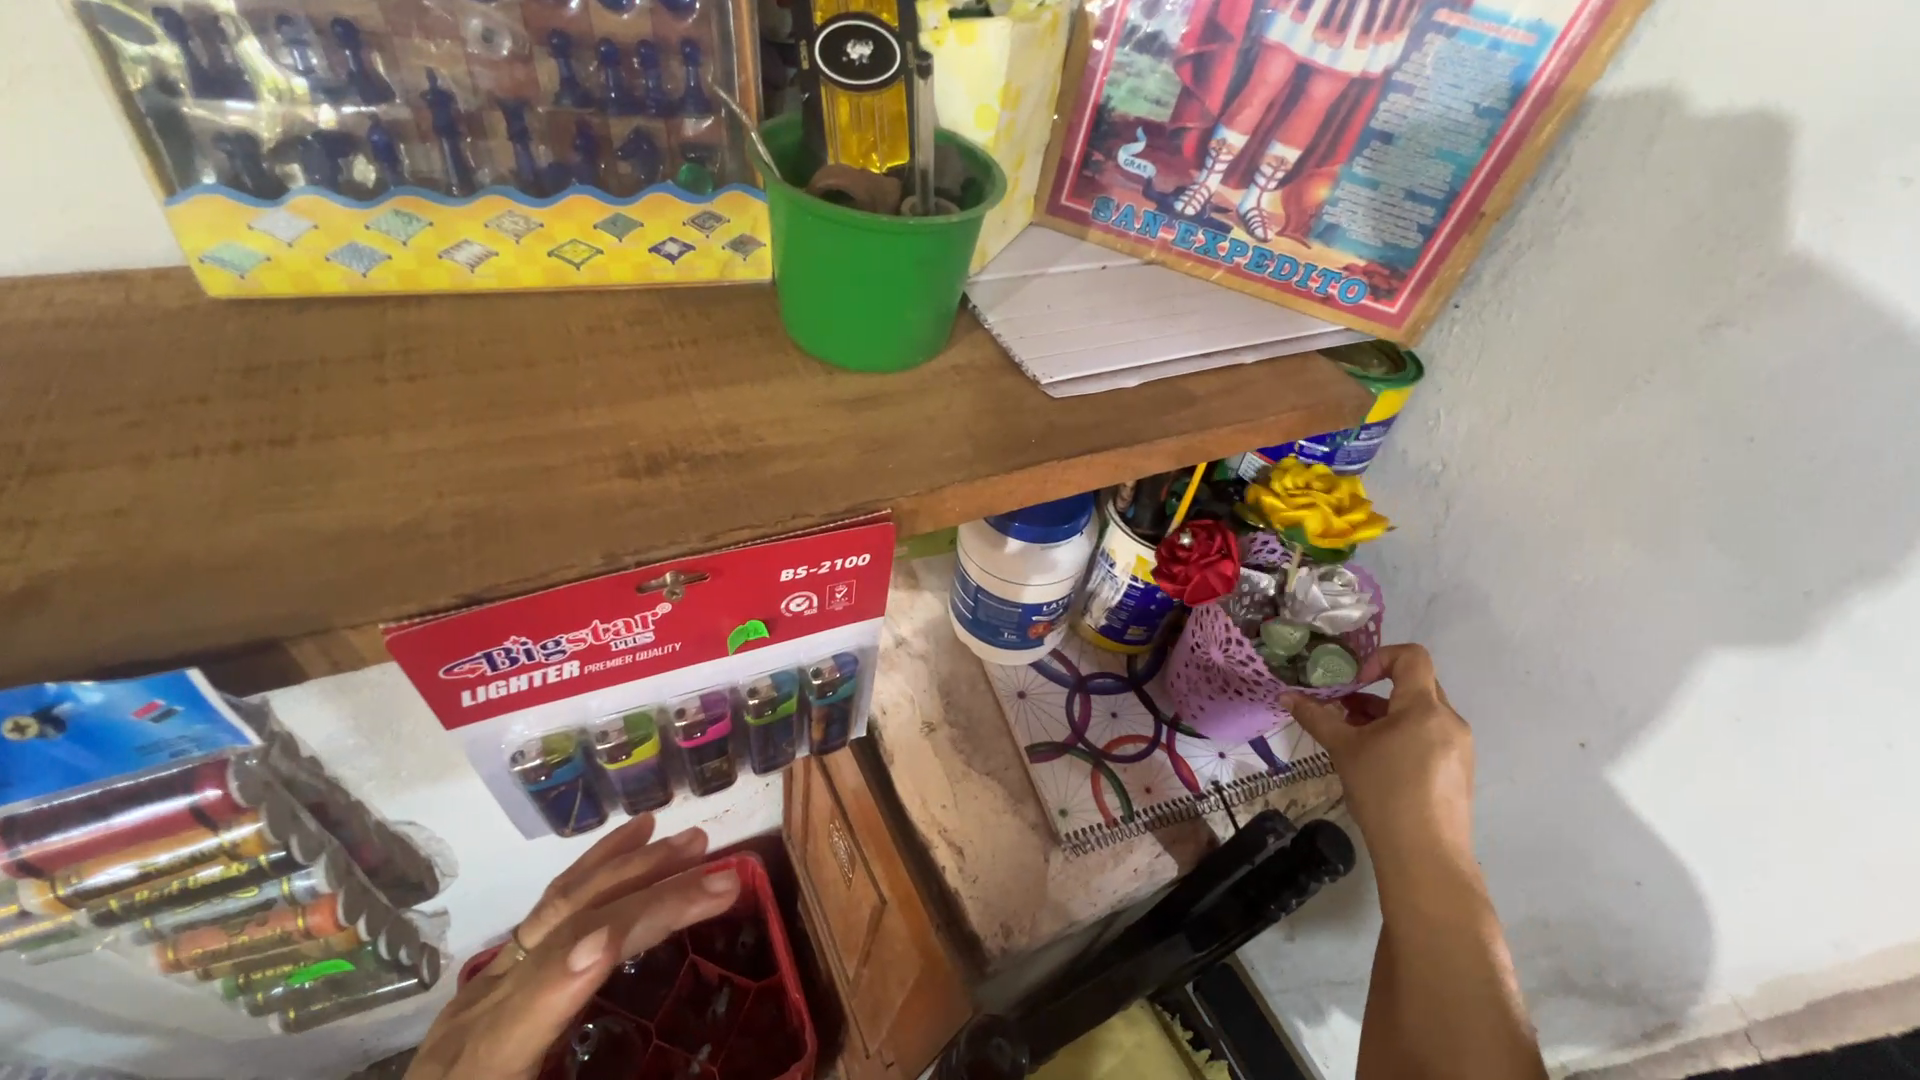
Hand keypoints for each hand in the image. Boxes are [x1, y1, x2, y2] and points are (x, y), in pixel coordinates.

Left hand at [404, 816, 742, 1079]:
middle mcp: (480, 1013)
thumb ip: (600, 1073)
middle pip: (559, 938)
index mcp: (479, 1067)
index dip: (564, 973)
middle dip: (640, 898)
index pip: (527, 1013)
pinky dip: (596, 867)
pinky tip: (633, 839)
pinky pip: (550, 908)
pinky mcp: (499, 973)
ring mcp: (488, 985)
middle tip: (720, 877)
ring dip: (630, 867)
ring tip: (692, 842)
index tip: (612, 940)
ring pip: (557, 908)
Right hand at [1282, 644, 1473, 862]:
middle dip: (1377, 691)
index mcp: (1424, 708)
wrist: (1424, 855)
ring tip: (1357, 740)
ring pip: (1421, 714)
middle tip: (1346, 712)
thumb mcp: (1343, 750)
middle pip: (1415, 685)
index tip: (1354, 683)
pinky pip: (1430, 737)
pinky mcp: (1459, 770)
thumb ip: (1317, 717)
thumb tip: (1287, 696)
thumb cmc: (1383, 792)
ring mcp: (1459, 747)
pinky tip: (1380, 764)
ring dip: (1387, 716)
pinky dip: (1403, 737)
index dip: (1380, 658)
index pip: (1412, 656)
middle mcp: (1449, 721)